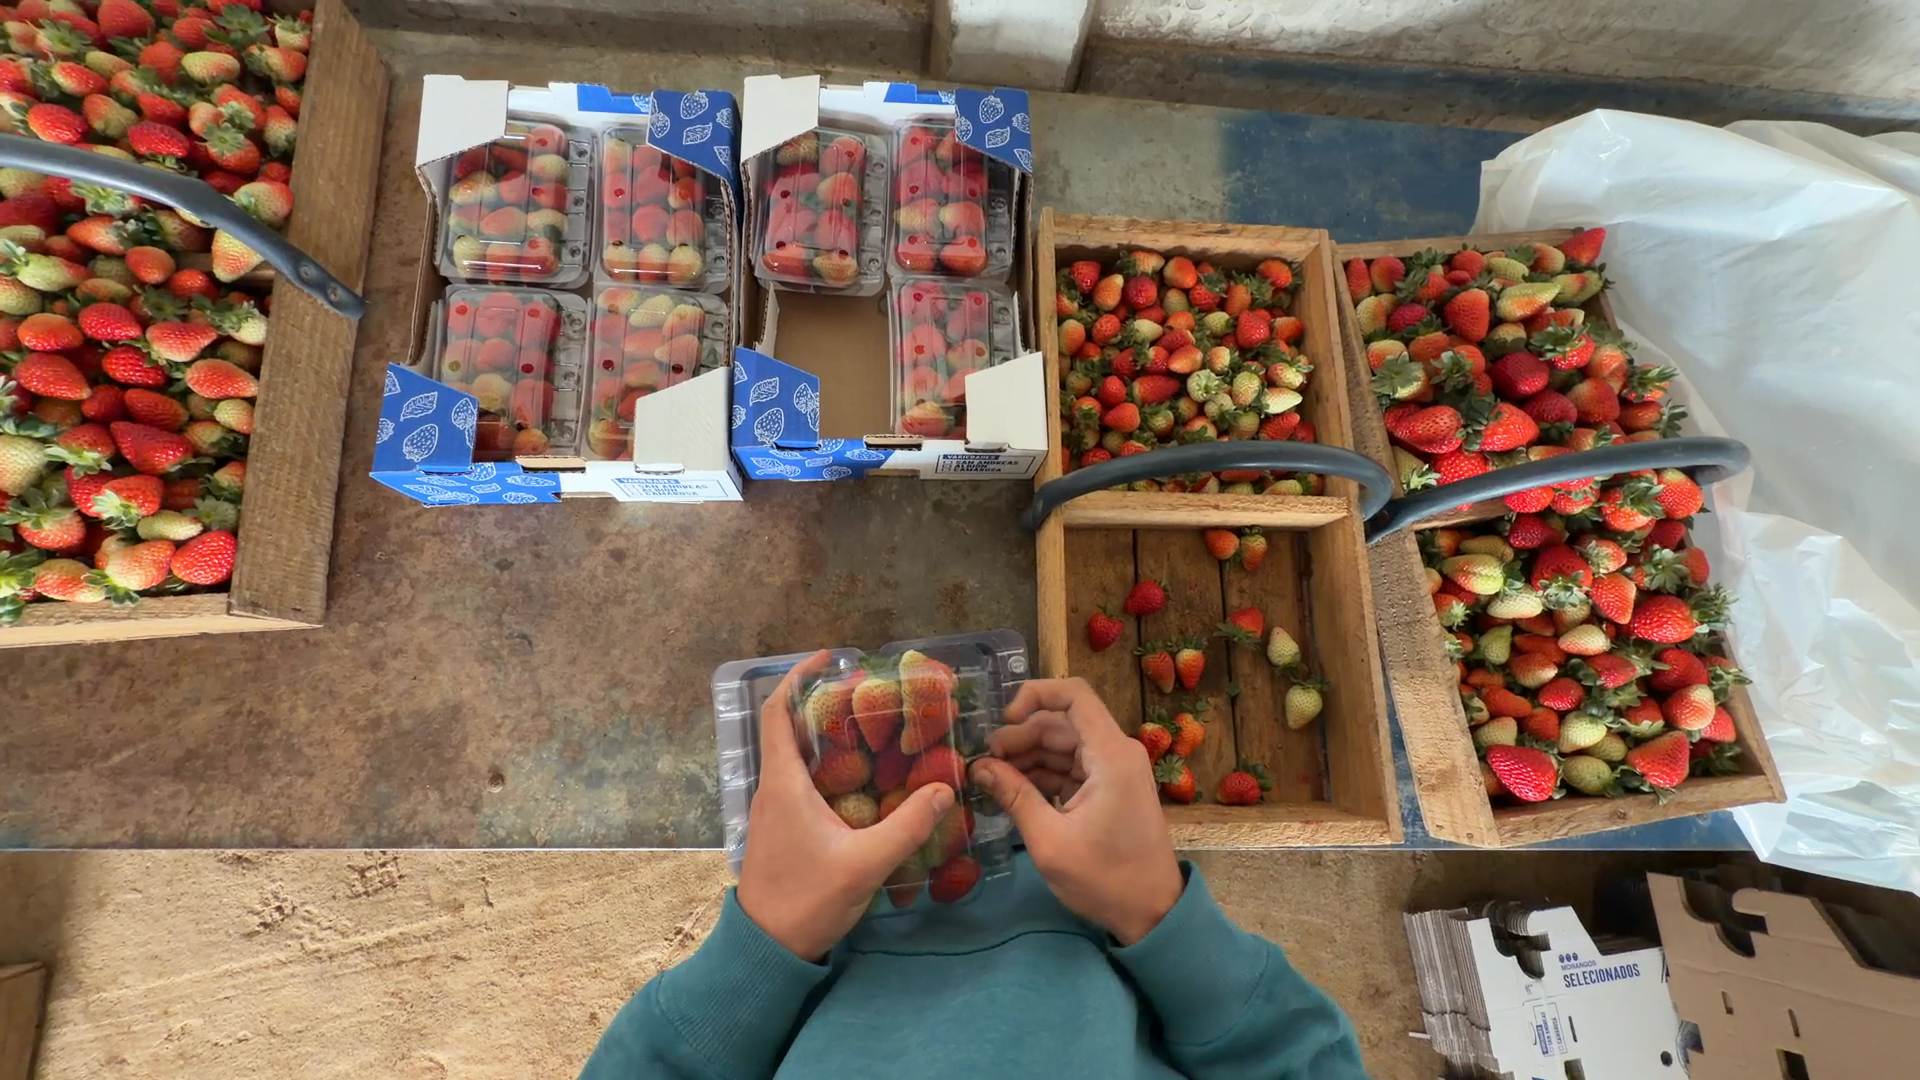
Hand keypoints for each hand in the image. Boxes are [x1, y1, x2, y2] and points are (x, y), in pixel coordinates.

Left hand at [737, 650, 954, 961]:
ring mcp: (775, 809)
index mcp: (784, 783)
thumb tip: (945, 788)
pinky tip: (863, 779)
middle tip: (869, 695)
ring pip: (798, 757)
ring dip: (828, 737)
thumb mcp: (865, 863)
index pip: (777, 713)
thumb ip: (907, 826)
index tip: (827, 658)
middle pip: (792, 729)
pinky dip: (828, 766)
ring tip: (873, 729)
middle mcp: (774, 787)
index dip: (796, 678)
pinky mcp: (782, 828)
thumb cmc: (806, 901)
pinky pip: (803, 781)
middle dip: (825, 704)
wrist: (765, 953)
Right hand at [971, 678, 1183, 944]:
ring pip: (1062, 744)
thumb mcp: (1050, 841)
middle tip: (984, 761)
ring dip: (1027, 756)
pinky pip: (1070, 766)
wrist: (1154, 916)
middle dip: (1020, 736)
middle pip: (1061, 722)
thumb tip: (979, 766)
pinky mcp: (1109, 787)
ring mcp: (1114, 768)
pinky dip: (1042, 773)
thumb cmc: (1106, 880)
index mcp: (1111, 754)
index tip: (1002, 720)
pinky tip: (1013, 789)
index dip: (1034, 694)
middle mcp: (1116, 751)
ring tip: (992, 777)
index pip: (1073, 695)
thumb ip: (1014, 796)